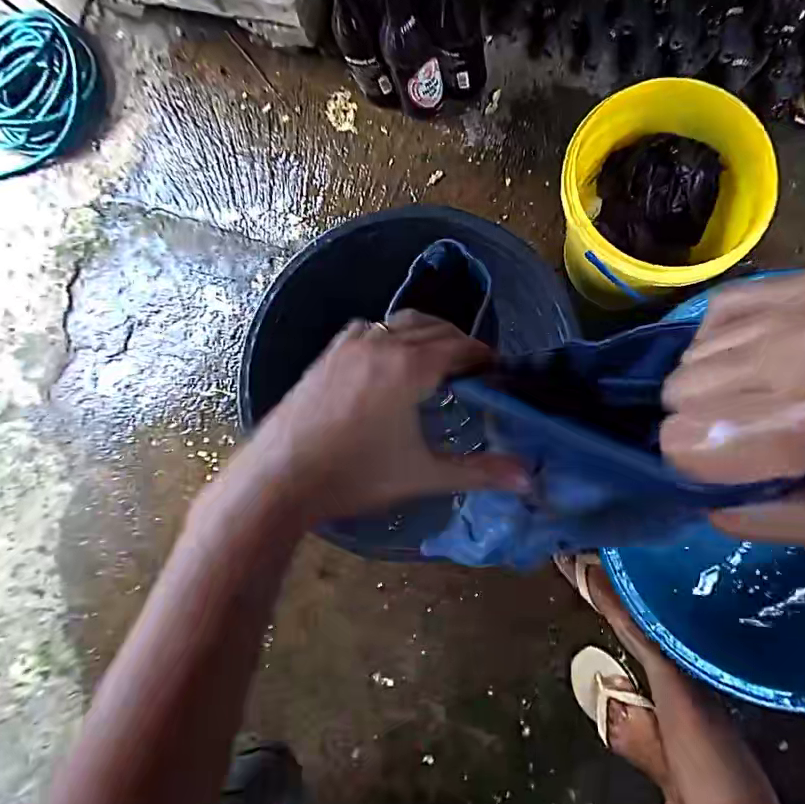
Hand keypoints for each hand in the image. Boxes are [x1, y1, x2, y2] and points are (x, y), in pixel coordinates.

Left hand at [209, 311, 527, 526]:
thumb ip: (479, 472)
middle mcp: (383, 343)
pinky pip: (374, 328)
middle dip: (461, 346)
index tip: (497, 374)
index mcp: (411, 367)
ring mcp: (351, 344)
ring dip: (429, 336)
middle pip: (437, 329)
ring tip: (439, 365)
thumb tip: (529, 478)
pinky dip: (395, 336)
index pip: (463, 347)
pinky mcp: (328, 353)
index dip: (485, 358)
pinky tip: (392, 363)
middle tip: (475, 374)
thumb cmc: (354, 476)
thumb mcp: (423, 475)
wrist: (276, 481)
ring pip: (404, 322)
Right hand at [661, 269, 804, 549]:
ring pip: (697, 344)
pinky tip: (768, 360)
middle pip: (682, 388)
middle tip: (753, 448)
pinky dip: (730, 338)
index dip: (697, 472)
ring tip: (764, 404)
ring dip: (713, 384)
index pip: (684, 439)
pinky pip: (734, 302)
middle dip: (701, 429)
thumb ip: (768, 517)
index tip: (736, 482)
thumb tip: (705, 499)